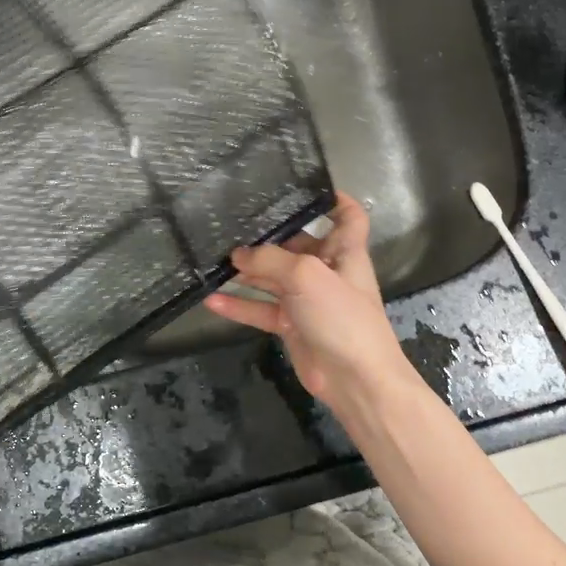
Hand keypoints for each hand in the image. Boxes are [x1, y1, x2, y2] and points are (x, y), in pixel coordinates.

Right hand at [204, 192, 419, 415]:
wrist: (354, 378)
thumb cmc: (341, 317)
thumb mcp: (306, 276)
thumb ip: (269, 260)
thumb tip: (238, 255)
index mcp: (343, 252)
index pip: (347, 216)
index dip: (333, 199)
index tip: (306, 186)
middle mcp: (326, 272)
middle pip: (296, 246)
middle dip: (268, 238)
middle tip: (231, 225)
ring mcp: (308, 301)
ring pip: (272, 279)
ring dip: (246, 272)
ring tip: (213, 260)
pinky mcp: (292, 327)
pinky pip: (261, 310)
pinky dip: (239, 306)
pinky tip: (211, 300)